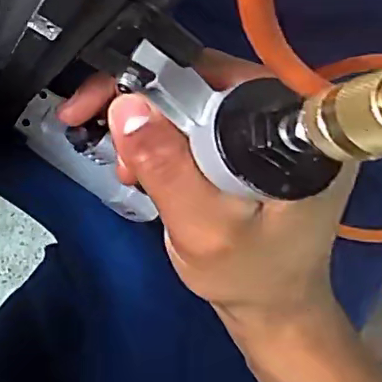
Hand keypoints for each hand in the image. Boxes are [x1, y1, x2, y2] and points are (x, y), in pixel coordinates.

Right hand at [58, 52, 353, 329]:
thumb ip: (167, 168)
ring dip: (141, 123)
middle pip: (194, 77)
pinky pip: (190, 117)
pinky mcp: (245, 139)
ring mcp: (265, 125)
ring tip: (125, 167)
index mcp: (293, 122)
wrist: (271, 307)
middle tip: (89, 125)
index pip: (211, 74)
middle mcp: (284, 110)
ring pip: (186, 95)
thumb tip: (126, 106)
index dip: (147, 81)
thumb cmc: (248, 275)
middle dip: (136, 103)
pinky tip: (142, 167)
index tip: (97, 103)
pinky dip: (157, 136)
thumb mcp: (203, 226)